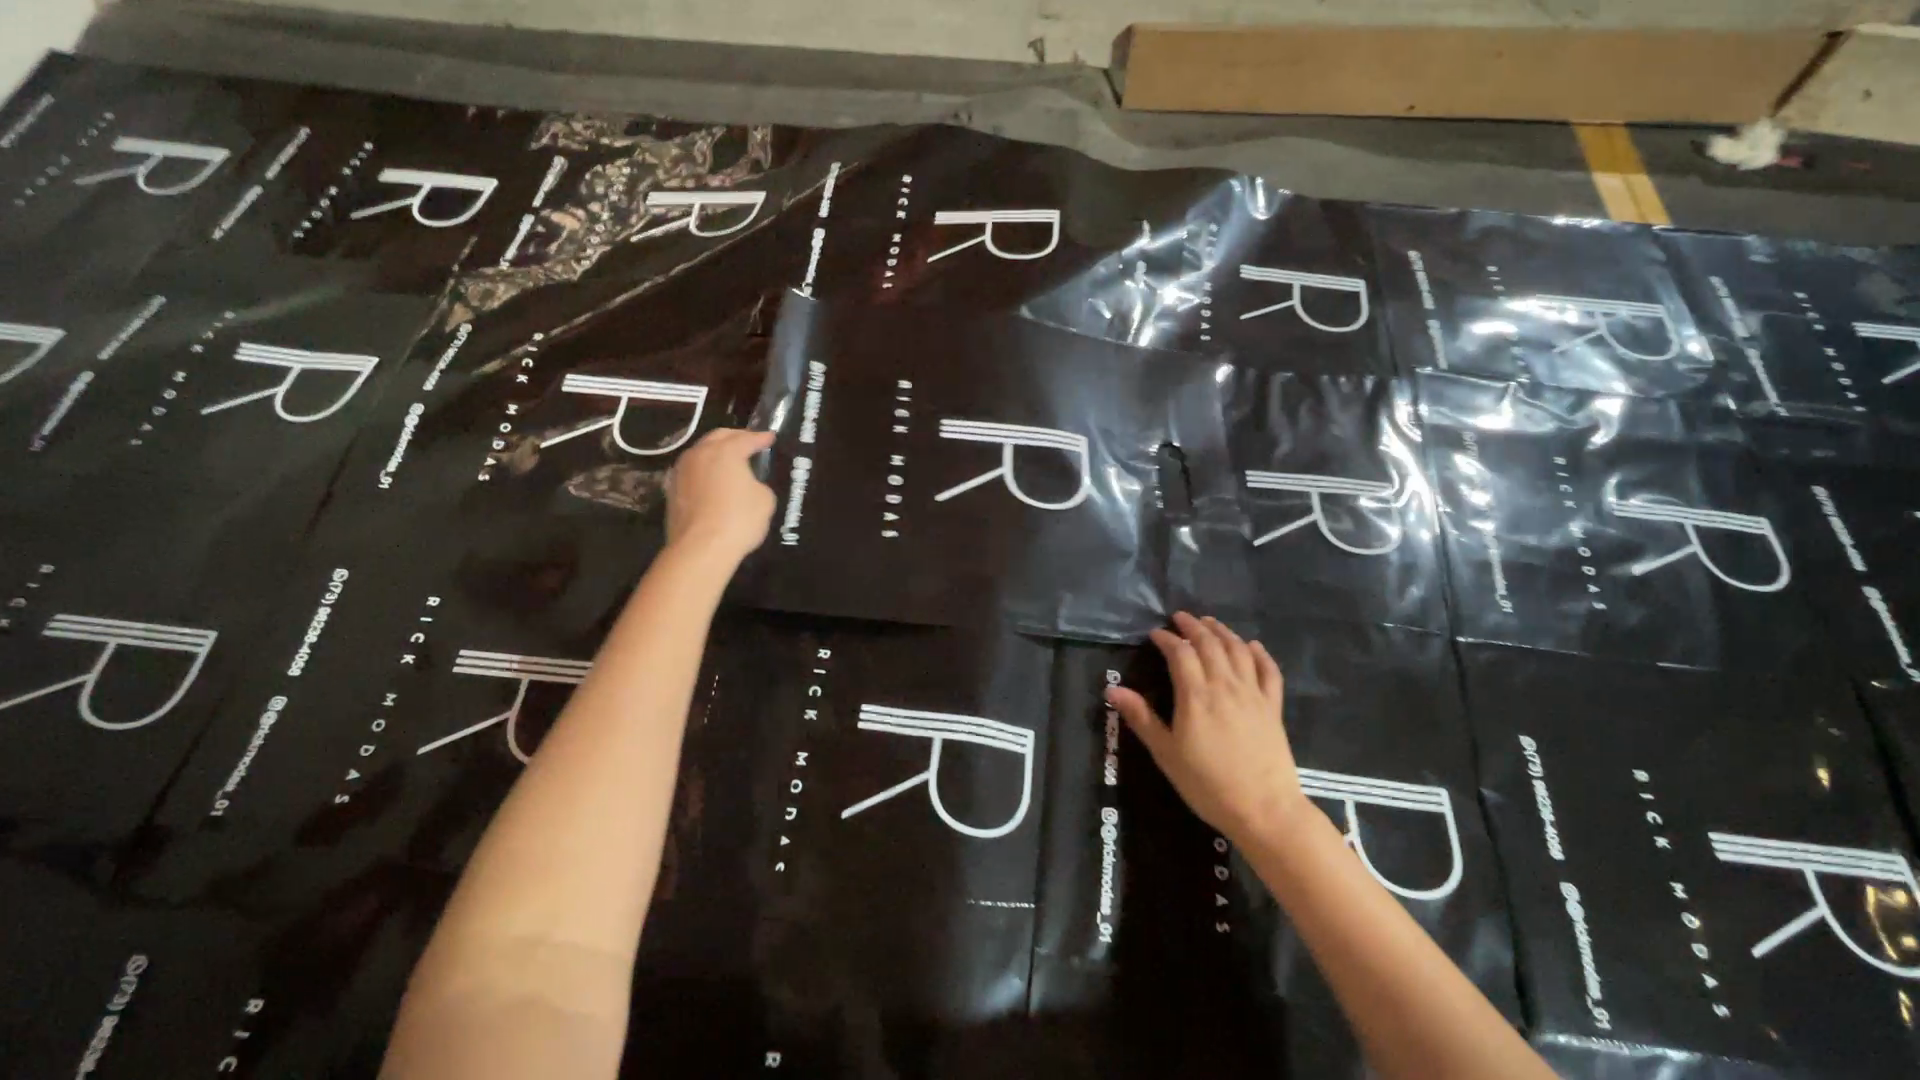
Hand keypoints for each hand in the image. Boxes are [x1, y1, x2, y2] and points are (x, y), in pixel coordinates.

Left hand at [665, 428, 776, 563]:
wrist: (700, 549)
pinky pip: (692, 471)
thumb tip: (748, 485)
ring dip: (716, 452)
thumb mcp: (764, 499)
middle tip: (749, 442)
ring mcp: (681, 471)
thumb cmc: (738, 520)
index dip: (761, 438)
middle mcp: (699, 454)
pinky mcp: (671, 489)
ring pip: (700, 452)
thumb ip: (757, 483)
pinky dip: (704, 470)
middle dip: (735, 437)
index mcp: (725, 451)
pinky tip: (711, 479)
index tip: (770, 437)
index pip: (747, 439)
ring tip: (729, 460)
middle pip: (718, 437)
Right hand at [1106, 612, 1311, 845]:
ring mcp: (1253, 694)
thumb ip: (1141, 718)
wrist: (1263, 808)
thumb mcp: (1166, 753)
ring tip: (1210, 623)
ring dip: (1223, 632)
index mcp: (1196, 695)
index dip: (1167, 640)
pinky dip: (1259, 653)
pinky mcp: (1273, 707)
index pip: (1180, 653)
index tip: (1155, 634)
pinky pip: (1269, 671)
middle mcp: (1226, 685)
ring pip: (1239, 650)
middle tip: (1180, 618)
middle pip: (1210, 644)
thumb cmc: (1207, 784)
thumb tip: (1112, 689)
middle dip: (1193, 627)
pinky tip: (1252, 646)